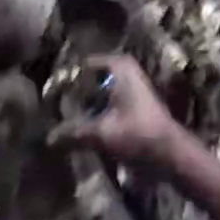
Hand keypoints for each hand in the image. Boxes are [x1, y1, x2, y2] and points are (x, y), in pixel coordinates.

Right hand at [52, 55, 181, 164]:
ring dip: (84, 107)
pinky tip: (82, 129)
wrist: (171, 154)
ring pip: (97, 92)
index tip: (49, 101)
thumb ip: (74, 132)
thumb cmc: (138, 135)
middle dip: (73, 97)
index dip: (65, 84)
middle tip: (53, 113)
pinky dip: (95, 113)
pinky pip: (106, 102)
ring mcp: (130, 84)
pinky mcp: (133, 101)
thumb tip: (48, 138)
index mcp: (118, 65)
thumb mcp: (102, 134)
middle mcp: (124, 68)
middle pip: (89, 80)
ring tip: (63, 123)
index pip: (81, 68)